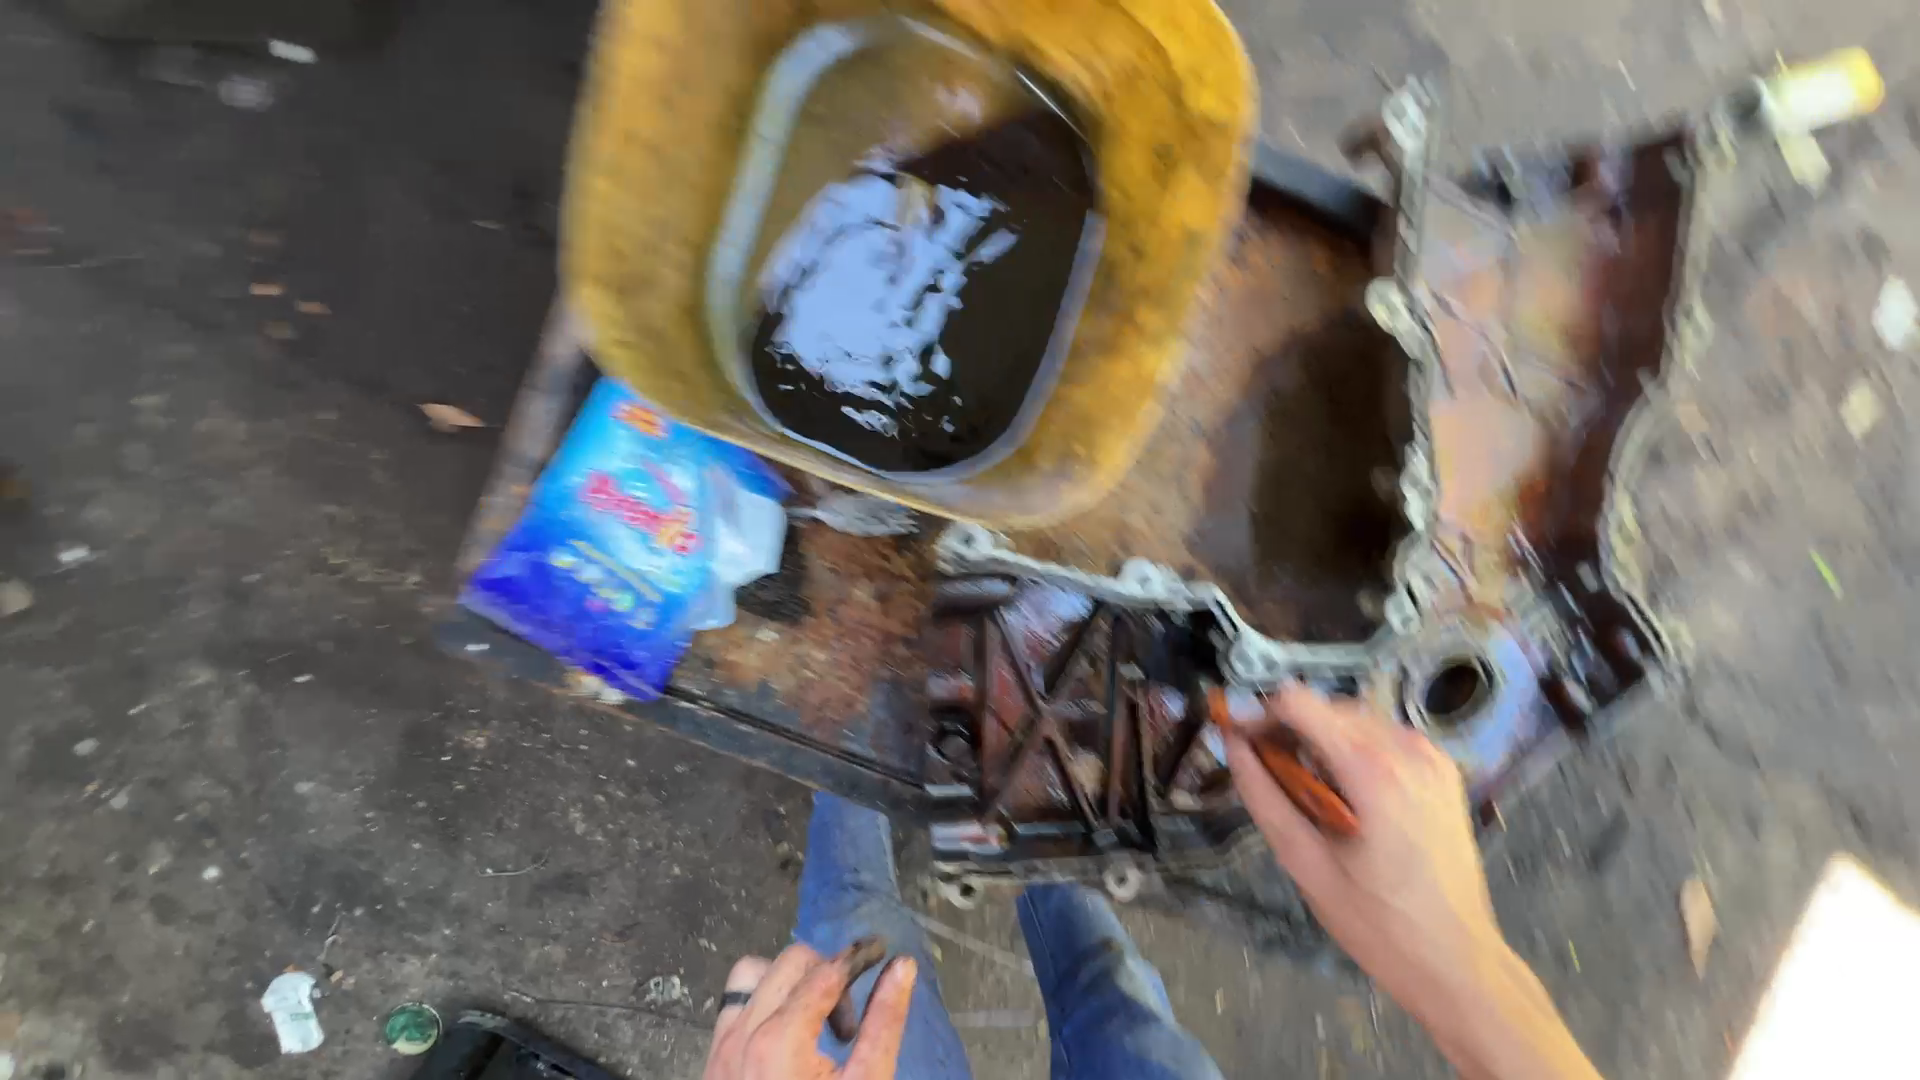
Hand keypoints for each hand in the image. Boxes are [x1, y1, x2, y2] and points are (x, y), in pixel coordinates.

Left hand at [702, 943, 916, 1079]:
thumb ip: (884, 1021)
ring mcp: (720, 1048)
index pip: (827, 970)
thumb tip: (902, 967)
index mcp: (781, 1039)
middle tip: (849, 1024)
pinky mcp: (711, 1063)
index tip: (881, 953)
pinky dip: (762, 1001)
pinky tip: (786, 1036)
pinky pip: (733, 1006)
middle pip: (791, 962)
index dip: (859, 957)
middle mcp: (743, 1033)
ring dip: (789, 982)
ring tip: (815, 1021)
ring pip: (753, 975)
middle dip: (828, 976)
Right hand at [1222, 684, 1500, 1012]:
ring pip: (1351, 717)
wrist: (1458, 962)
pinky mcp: (1441, 769)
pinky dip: (1351, 748)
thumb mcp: (1302, 860)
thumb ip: (1262, 793)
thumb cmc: (1376, 921)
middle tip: (1266, 768)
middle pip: (1324, 707)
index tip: (1239, 737)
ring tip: (1304, 784)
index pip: (1298, 702)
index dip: (1259, 713)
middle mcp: (1406, 750)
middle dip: (1287, 729)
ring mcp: (1430, 757)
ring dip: (1318, 737)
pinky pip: (1381, 735)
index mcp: (1371, 770)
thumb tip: (1232, 744)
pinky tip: (1344, 789)